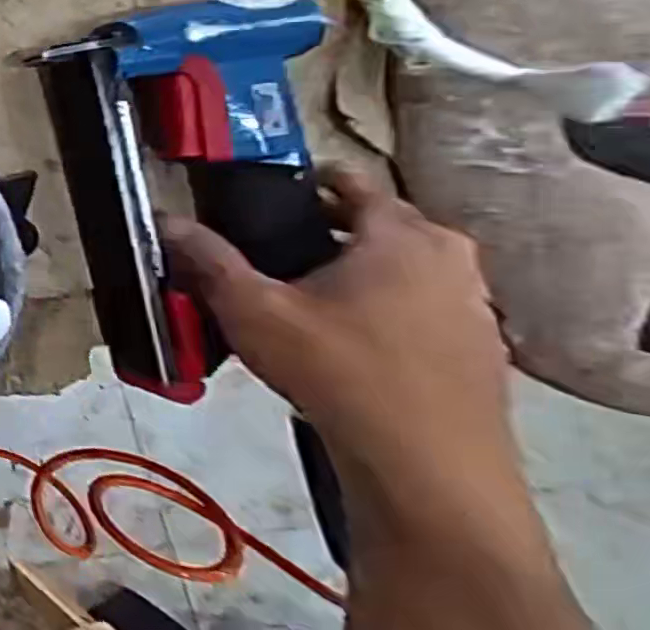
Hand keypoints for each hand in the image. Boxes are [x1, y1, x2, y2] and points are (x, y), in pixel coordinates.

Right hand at [159, 167, 511, 479]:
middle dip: (341, 222)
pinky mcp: (484, 355)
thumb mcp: (250, 307)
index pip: (357, 182)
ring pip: (415, 267)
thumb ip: (207, 258)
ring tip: (313, 284)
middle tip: (287, 235)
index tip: (278, 187)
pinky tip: (351, 333)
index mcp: (401, 238)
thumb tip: (165, 219)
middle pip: (391, 223)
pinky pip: (430, 306)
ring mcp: (476, 311)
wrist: (425, 471)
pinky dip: (394, 304)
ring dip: (370, 264)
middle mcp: (452, 264)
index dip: (313, 178)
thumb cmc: (335, 369)